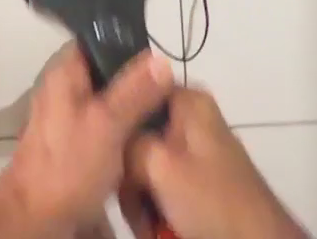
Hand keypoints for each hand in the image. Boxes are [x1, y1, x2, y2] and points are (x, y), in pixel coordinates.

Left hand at [0, 45, 172, 231]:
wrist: (37, 218)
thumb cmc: (69, 165)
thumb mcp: (107, 124)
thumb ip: (134, 91)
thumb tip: (159, 58)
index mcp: (64, 74)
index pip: (94, 40)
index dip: (124, 44)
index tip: (157, 57)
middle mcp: (64, 90)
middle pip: (105, 73)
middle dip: (135, 82)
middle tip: (170, 92)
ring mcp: (68, 119)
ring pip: (108, 103)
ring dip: (132, 110)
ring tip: (164, 115)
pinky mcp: (76, 146)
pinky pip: (106, 129)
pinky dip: (124, 133)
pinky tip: (146, 143)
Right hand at [121, 88, 305, 238]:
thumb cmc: (213, 201)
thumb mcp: (158, 164)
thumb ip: (126, 141)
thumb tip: (108, 139)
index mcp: (186, 102)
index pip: (133, 91)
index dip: (114, 120)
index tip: (103, 151)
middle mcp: (190, 121)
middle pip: (136, 136)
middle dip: (128, 175)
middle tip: (131, 204)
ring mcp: (195, 155)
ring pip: (145, 167)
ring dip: (140, 199)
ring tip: (146, 225)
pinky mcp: (198, 185)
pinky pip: (162, 188)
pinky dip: (156, 210)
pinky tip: (156, 230)